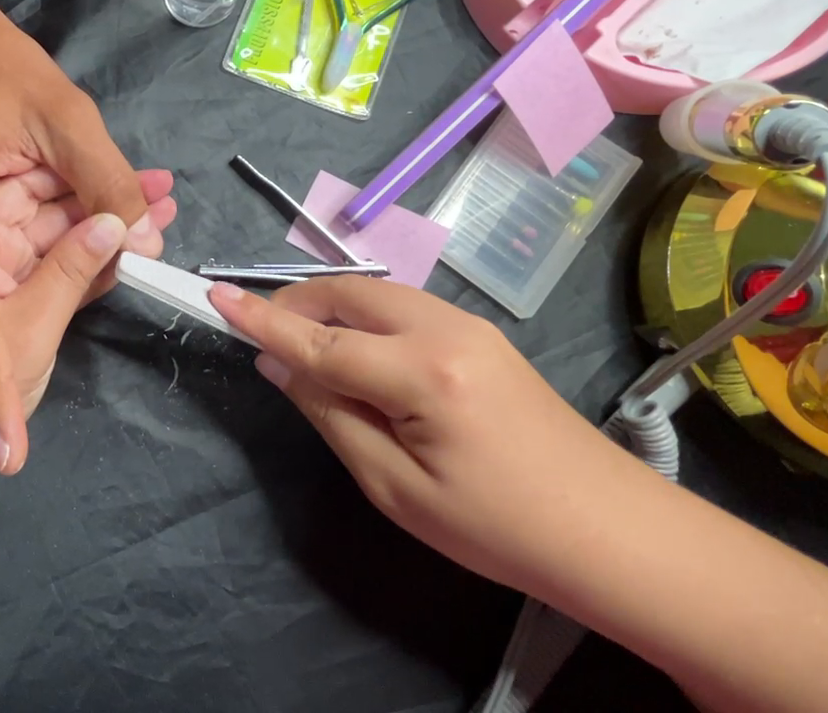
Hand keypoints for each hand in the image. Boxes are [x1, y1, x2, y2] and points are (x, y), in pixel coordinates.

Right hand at [209, 278, 664, 597]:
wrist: (612, 532)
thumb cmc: (496, 526)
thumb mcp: (394, 485)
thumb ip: (330, 412)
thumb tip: (279, 364)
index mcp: (422, 372)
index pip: (320, 338)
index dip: (261, 318)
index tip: (215, 295)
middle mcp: (445, 329)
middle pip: (347, 295)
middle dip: (297, 306)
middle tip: (263, 339)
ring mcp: (469, 325)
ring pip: (375, 295)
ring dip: (331, 310)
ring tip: (306, 351)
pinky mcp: (481, 334)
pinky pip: (403, 308)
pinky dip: (364, 319)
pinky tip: (359, 355)